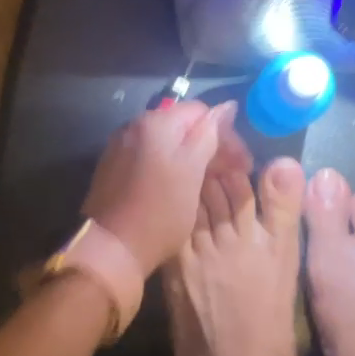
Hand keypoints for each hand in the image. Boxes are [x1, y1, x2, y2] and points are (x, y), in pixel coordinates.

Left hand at [83, 101, 244, 274]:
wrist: (111, 248)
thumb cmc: (160, 212)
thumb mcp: (192, 171)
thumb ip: (209, 135)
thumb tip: (227, 107)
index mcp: (155, 122)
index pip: (202, 112)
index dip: (227, 135)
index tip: (242, 164)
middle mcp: (134, 126)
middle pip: (183, 126)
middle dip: (210, 147)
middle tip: (232, 175)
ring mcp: (121, 147)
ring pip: (166, 143)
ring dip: (191, 158)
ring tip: (210, 183)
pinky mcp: (113, 169)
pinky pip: (149, 158)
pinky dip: (169, 167)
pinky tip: (181, 188)